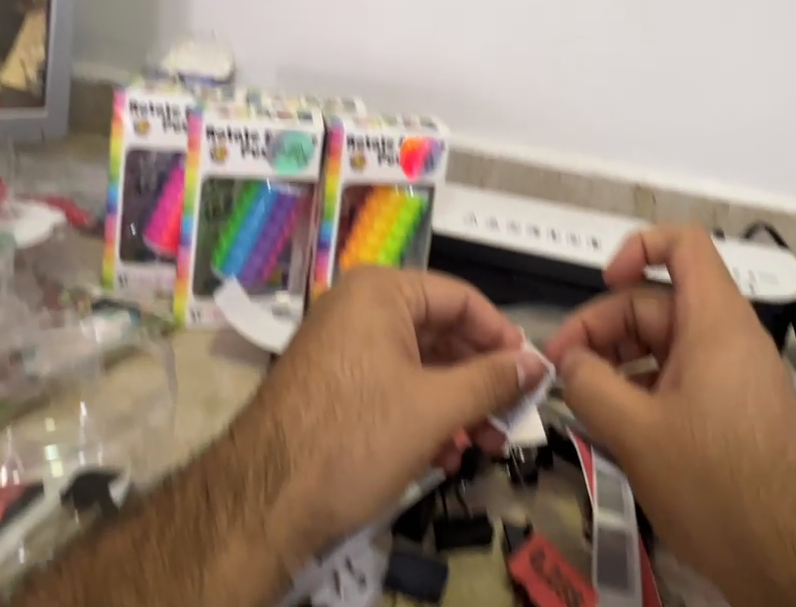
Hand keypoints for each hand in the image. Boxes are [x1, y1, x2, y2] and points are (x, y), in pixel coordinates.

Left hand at [242, 266, 546, 566]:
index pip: (460, 298)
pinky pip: (392, 383)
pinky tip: (443, 452)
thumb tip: (536, 363)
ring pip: (419, 364)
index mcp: (381, 292)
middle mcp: (359, 307)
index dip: (501, 335)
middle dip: (478, 380)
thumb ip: (492, 380)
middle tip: (510, 418)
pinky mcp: (332, 382)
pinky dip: (423, 413)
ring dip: (455, 403)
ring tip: (481, 445)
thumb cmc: (354, 438)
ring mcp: (342, 345)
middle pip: (440, 332)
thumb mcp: (435, 408)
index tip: (529, 372)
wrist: (259, 503)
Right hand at [543, 226, 795, 606]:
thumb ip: (589, 384)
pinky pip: (681, 377)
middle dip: (606, 327)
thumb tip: (568, 361)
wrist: (795, 563)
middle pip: (658, 301)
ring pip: (666, 342)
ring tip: (584, 400)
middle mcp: (729, 337)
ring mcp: (734, 375)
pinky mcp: (735, 410)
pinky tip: (617, 424)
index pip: (683, 244)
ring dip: (619, 361)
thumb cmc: (716, 485)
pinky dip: (644, 388)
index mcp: (714, 321)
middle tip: (564, 369)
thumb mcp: (636, 433)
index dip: (638, 246)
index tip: (603, 282)